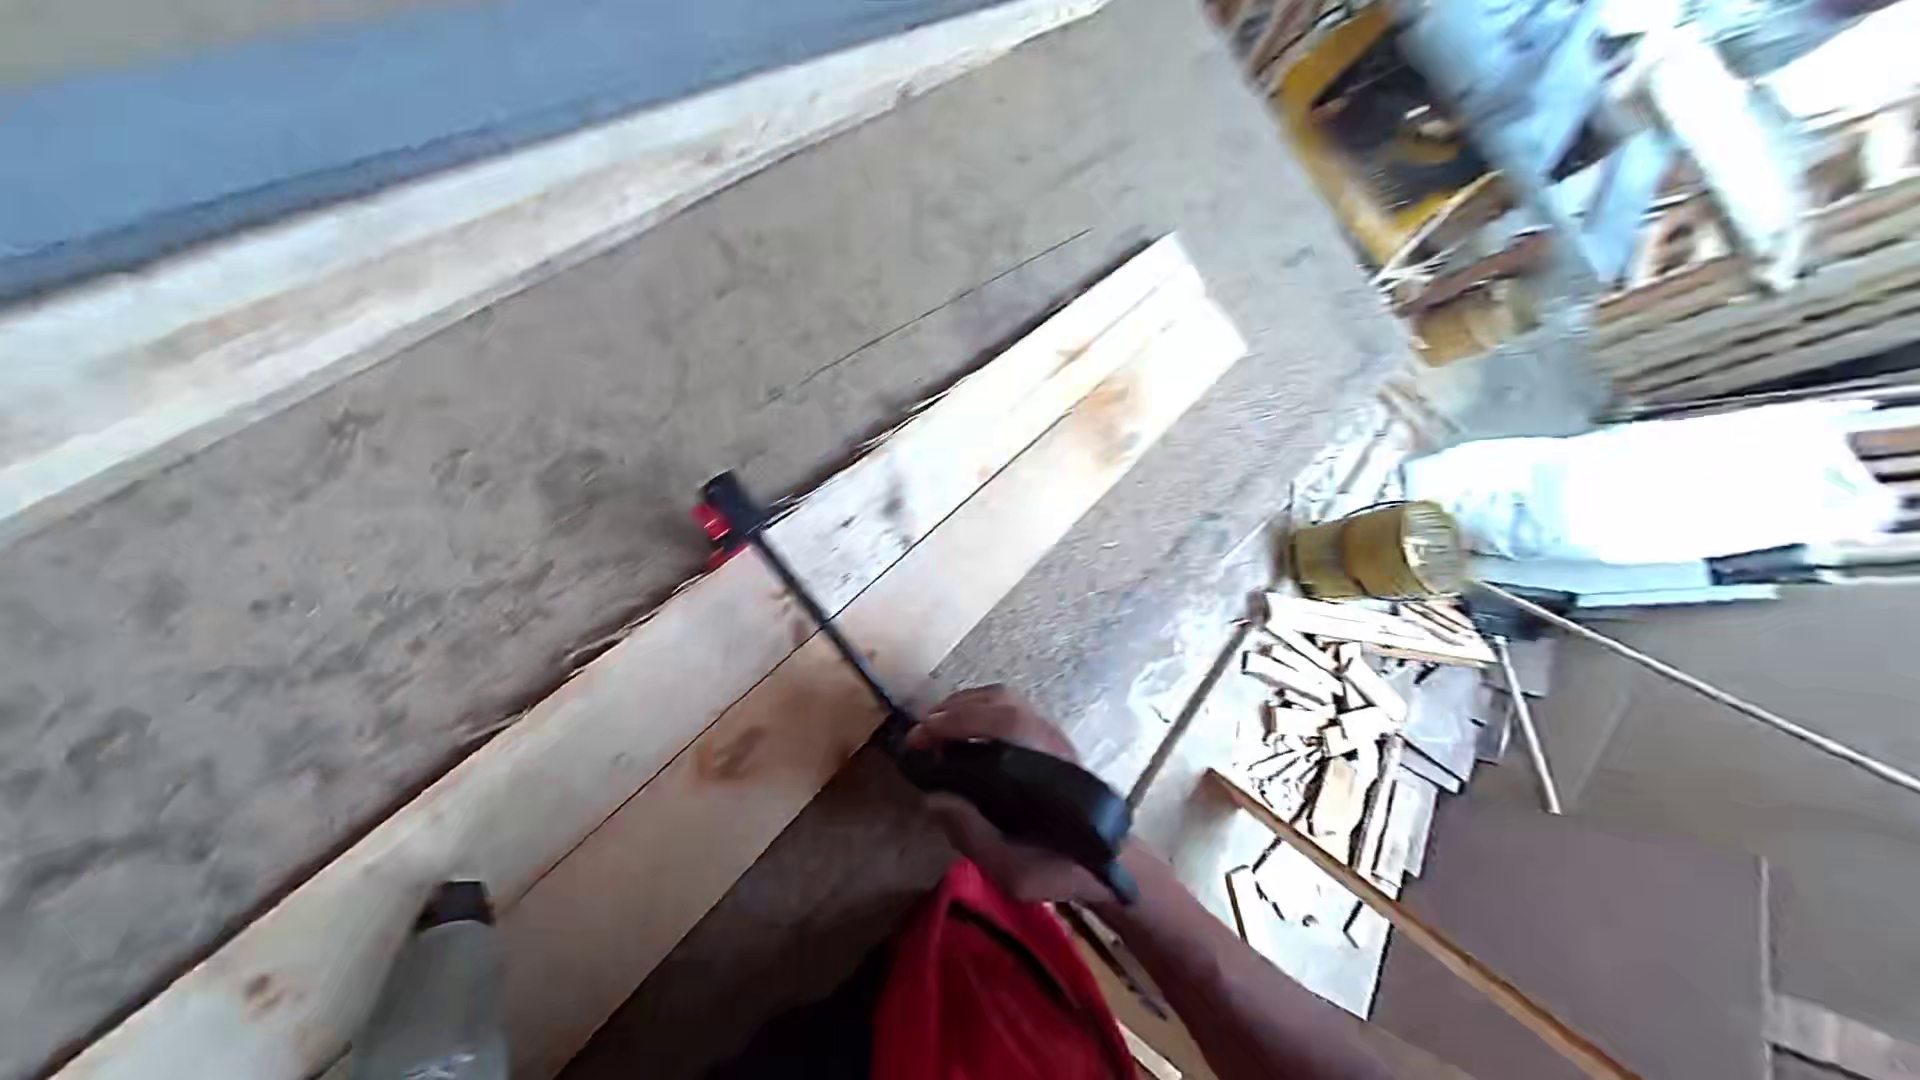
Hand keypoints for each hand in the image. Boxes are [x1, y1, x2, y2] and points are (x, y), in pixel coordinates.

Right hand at [908, 685, 1113, 904]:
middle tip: (920, 734)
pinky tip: (960, 730)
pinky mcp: (1048, 735)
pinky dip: (978, 708)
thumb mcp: (1015, 872)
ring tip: (934, 728)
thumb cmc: (1060, 868)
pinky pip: (1010, 706)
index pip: (1003, 723)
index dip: (958, 721)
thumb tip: (932, 797)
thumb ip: (974, 837)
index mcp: (1044, 768)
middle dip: (953, 709)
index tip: (921, 737)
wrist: (1108, 863)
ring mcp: (1052, 733)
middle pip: (1001, 700)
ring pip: (1006, 698)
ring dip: (964, 705)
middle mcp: (1049, 740)